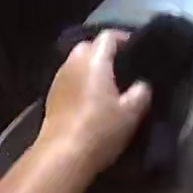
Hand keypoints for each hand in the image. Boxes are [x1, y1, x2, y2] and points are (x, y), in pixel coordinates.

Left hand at [38, 31, 150, 177]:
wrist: (62, 156)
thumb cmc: (100, 129)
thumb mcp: (131, 113)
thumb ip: (141, 92)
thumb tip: (141, 84)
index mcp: (94, 60)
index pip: (108, 36)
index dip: (123, 38)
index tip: (136, 49)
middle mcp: (74, 62)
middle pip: (89, 46)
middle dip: (104, 51)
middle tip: (121, 66)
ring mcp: (59, 78)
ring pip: (76, 62)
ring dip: (90, 67)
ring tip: (106, 83)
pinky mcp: (51, 96)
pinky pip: (69, 78)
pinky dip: (80, 81)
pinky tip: (90, 98)